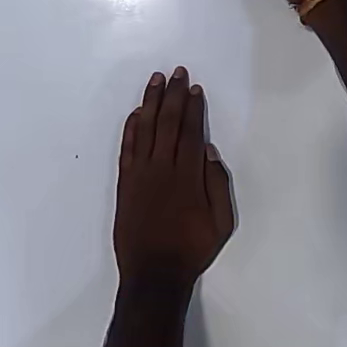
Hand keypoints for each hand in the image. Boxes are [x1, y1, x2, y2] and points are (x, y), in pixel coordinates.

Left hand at [114, 67, 234, 295]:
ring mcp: (141, 173)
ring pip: (145, 128)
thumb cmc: (191, 248)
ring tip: (156, 80)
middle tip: (177, 72)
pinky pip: (127, 147)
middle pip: (168, 122)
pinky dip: (131, 127)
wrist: (153, 274)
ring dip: (151, 101)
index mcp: (188, 176)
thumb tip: (210, 151)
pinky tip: (136, 112)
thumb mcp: (221, 223)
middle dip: (173, 95)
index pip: (191, 132)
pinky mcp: (125, 181)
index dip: (193, 108)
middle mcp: (163, 167)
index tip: (194, 88)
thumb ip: (218, 184)